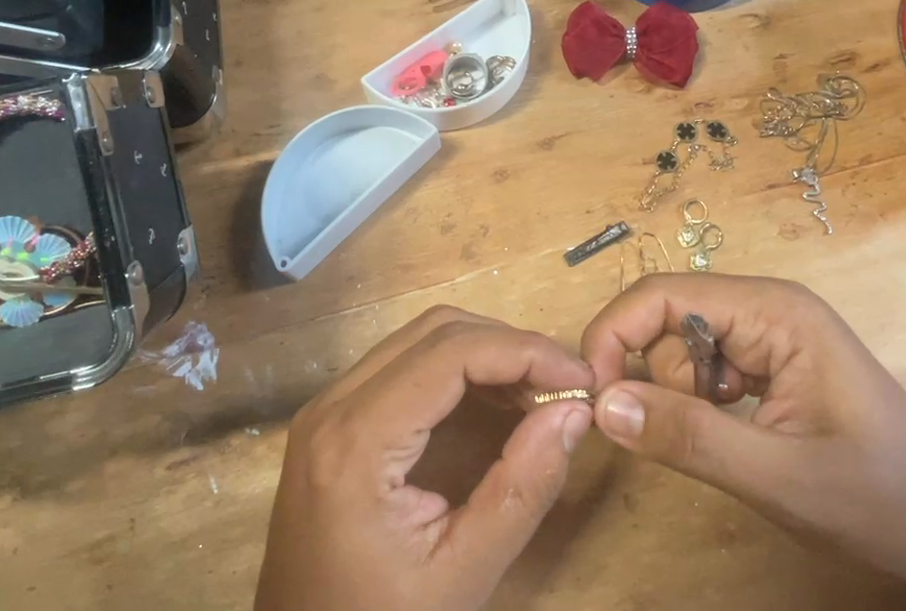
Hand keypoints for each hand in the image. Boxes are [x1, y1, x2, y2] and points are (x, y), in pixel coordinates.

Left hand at [256, 306, 595, 610]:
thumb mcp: (461, 575)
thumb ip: (521, 490)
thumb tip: (574, 411)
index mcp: (355, 441)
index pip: (450, 352)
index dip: (523, 351)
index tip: (580, 378)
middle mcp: (332, 405)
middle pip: (434, 331)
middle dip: (508, 346)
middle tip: (564, 385)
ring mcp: (325, 408)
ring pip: (417, 339)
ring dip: (484, 351)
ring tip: (538, 392)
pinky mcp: (331, 419)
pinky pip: (401, 365)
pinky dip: (456, 368)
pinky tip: (494, 399)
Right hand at [581, 274, 905, 584]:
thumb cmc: (881, 500)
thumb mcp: (779, 477)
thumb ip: (688, 437)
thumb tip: (601, 404)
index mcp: (774, 311)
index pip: (662, 295)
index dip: (616, 334)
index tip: (594, 396)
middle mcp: (766, 308)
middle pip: (666, 319)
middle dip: (653, 375)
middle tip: (674, 434)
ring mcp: (768, 335)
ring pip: (679, 348)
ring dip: (679, 396)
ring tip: (729, 442)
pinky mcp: (768, 364)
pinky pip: (703, 371)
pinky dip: (698, 404)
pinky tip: (736, 436)